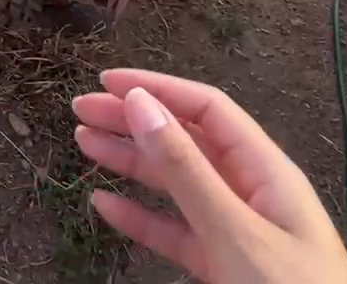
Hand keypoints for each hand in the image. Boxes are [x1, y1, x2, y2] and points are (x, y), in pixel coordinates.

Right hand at [72, 69, 346, 283]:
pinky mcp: (224, 269)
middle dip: (133, 120)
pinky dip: (139, 216)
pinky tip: (104, 206)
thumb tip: (140, 102)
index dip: (157, 88)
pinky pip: (174, 230)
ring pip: (174, 183)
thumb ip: (186, 170)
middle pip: (184, 140)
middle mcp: (250, 192)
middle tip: (80, 110)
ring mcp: (236, 232)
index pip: (205, 108)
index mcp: (265, 170)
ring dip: (129, 161)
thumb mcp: (236, 232)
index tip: (107, 81)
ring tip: (83, 145)